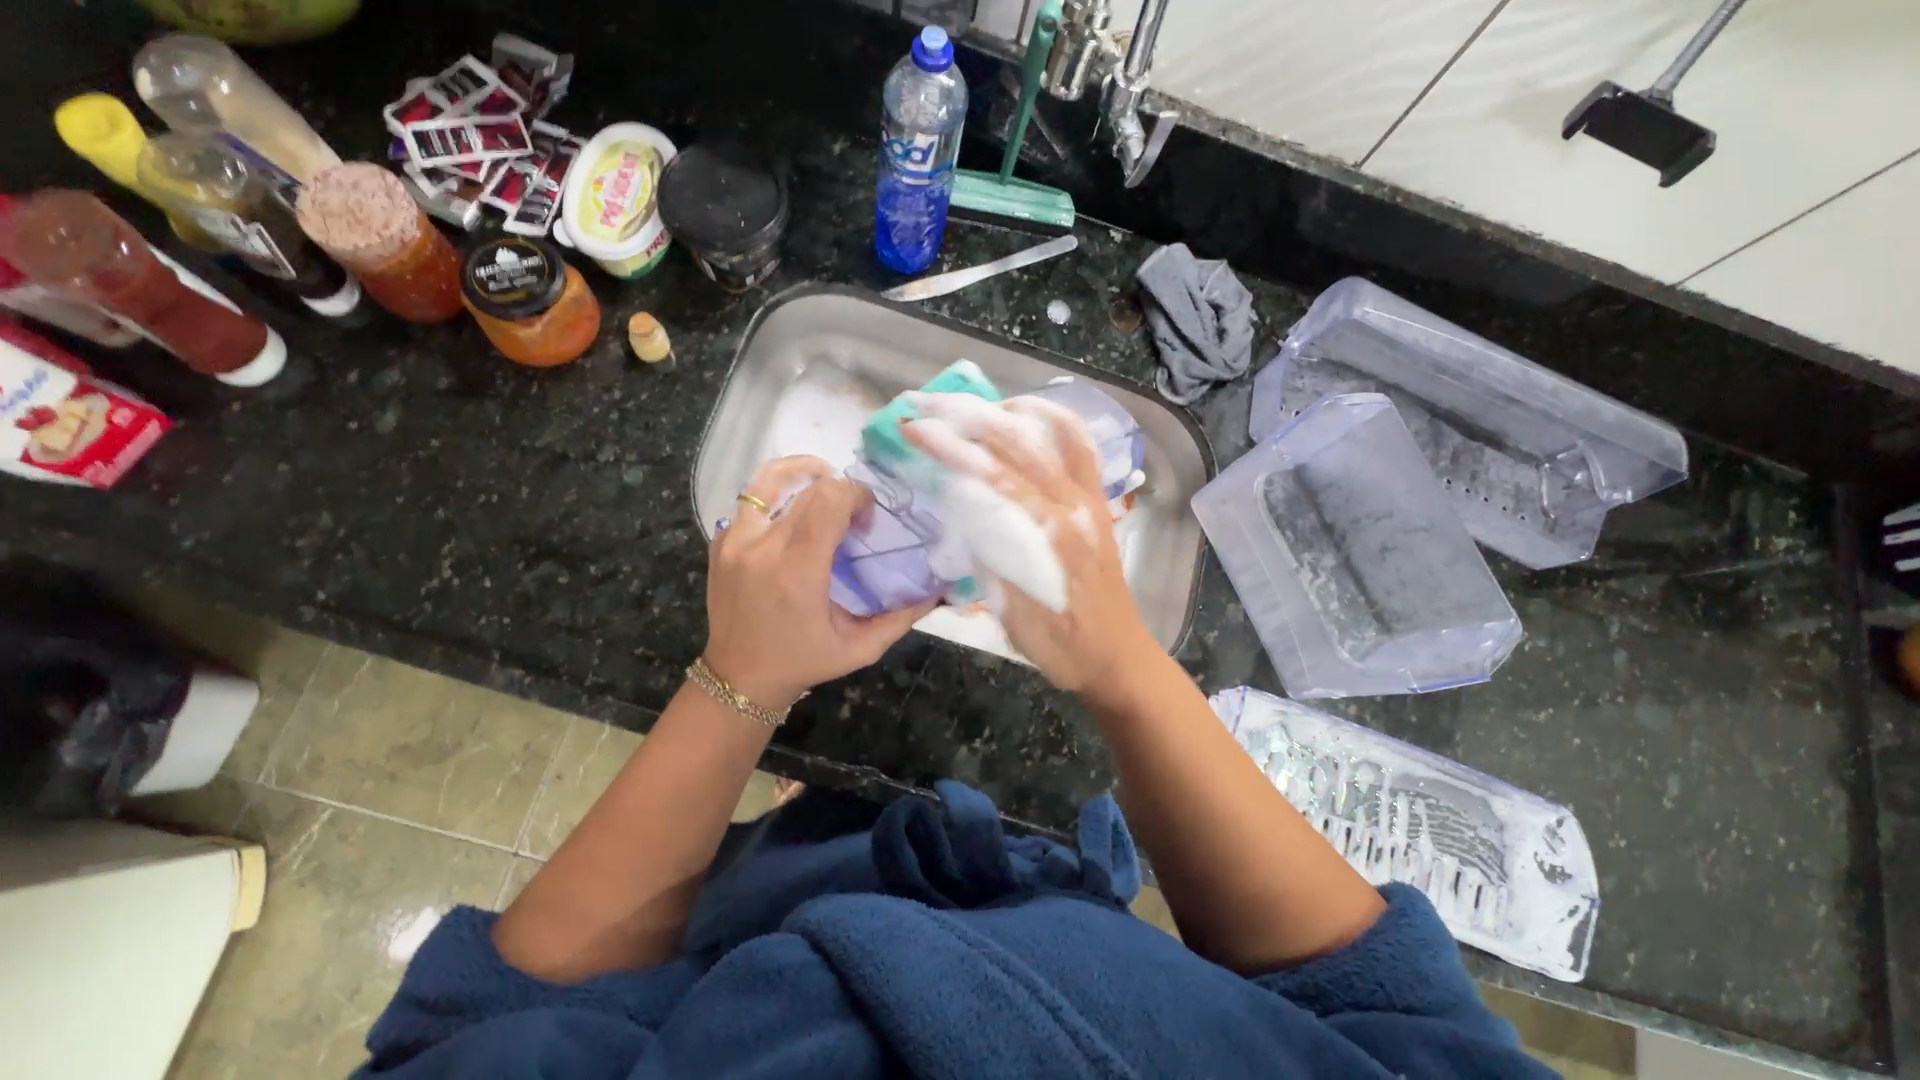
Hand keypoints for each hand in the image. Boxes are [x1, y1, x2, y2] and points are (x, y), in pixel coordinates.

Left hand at [705, 455, 933, 709]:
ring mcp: (735, 541)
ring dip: (802, 475)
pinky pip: (750, 501)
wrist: (738, 679)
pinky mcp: (720, 543)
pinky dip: (777, 497)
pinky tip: (795, 515)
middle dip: (839, 490)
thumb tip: (938, 591)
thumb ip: (900, 618)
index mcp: (797, 572)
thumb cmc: (801, 663)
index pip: (829, 501)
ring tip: (823, 487)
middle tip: (853, 514)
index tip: (868, 516)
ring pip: (769, 480)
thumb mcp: (858, 649)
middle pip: (808, 488)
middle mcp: (762, 548)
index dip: (856, 495)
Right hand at [904, 399, 1157, 695]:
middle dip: (970, 415)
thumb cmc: (1060, 645)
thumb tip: (963, 505)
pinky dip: (1056, 423)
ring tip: (977, 405)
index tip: (915, 428)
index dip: (950, 447)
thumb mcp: (1013, 611)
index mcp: (1049, 534)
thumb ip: (990, 554)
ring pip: (1056, 433)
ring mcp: (1090, 500)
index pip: (992, 475)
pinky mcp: (1098, 503)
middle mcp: (1073, 506)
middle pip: (1019, 442)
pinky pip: (1081, 449)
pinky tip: (1029, 418)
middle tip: (929, 403)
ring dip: (1013, 410)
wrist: (1116, 659)